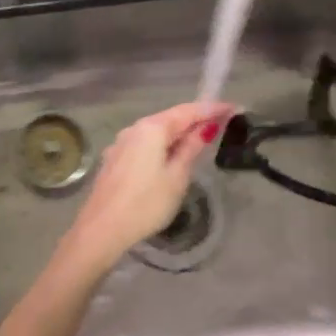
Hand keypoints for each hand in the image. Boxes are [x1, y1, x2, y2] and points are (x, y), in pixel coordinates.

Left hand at [61, 103, 233, 271]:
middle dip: (195, 118)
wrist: (102, 228)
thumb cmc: (146, 203)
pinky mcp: (114, 159)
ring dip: (178, 132)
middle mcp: (133, 129)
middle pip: (170, 118)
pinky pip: (144, 144)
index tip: (233, 107)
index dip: (212, 108)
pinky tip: (170, 154)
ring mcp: (121, 143)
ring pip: (155, 131)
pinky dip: (162, 144)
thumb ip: (191, 149)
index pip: (187, 111)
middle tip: (221, 120)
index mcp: (151, 128)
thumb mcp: (176, 177)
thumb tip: (206, 127)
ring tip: (200, 137)